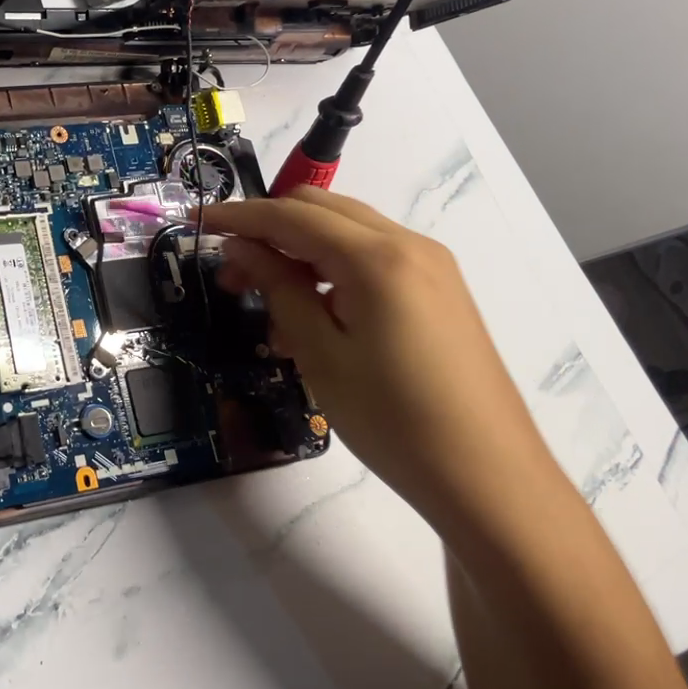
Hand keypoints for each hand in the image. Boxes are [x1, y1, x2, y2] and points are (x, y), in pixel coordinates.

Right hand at [202, 188, 555, 519]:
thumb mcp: (320, 353)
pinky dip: (332, 269)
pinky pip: (372, 258)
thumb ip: (278, 287)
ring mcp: (431, 266)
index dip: (240, 216)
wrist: (489, 479)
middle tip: (230, 272)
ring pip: (347, 231)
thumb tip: (239, 247)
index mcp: (377, 258)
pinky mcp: (439, 290)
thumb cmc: (393, 420)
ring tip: (266, 302)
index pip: (292, 215)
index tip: (199, 224)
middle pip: (321, 209)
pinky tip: (311, 316)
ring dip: (299, 249)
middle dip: (269, 229)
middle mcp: (409, 245)